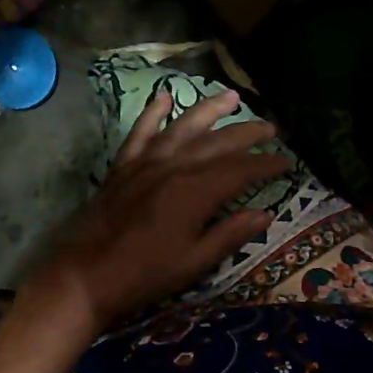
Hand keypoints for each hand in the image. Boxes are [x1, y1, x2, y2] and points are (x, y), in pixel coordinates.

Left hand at [26, 87, 288, 330]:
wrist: (85, 276)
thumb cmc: (145, 275)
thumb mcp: (195, 262)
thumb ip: (230, 234)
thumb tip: (266, 214)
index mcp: (195, 192)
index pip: (240, 170)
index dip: (265, 165)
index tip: (287, 162)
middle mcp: (173, 168)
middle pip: (217, 143)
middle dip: (247, 134)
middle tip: (271, 128)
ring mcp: (145, 164)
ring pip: (182, 128)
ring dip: (208, 111)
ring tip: (230, 96)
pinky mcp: (122, 168)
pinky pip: (140, 133)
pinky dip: (152, 114)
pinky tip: (163, 97)